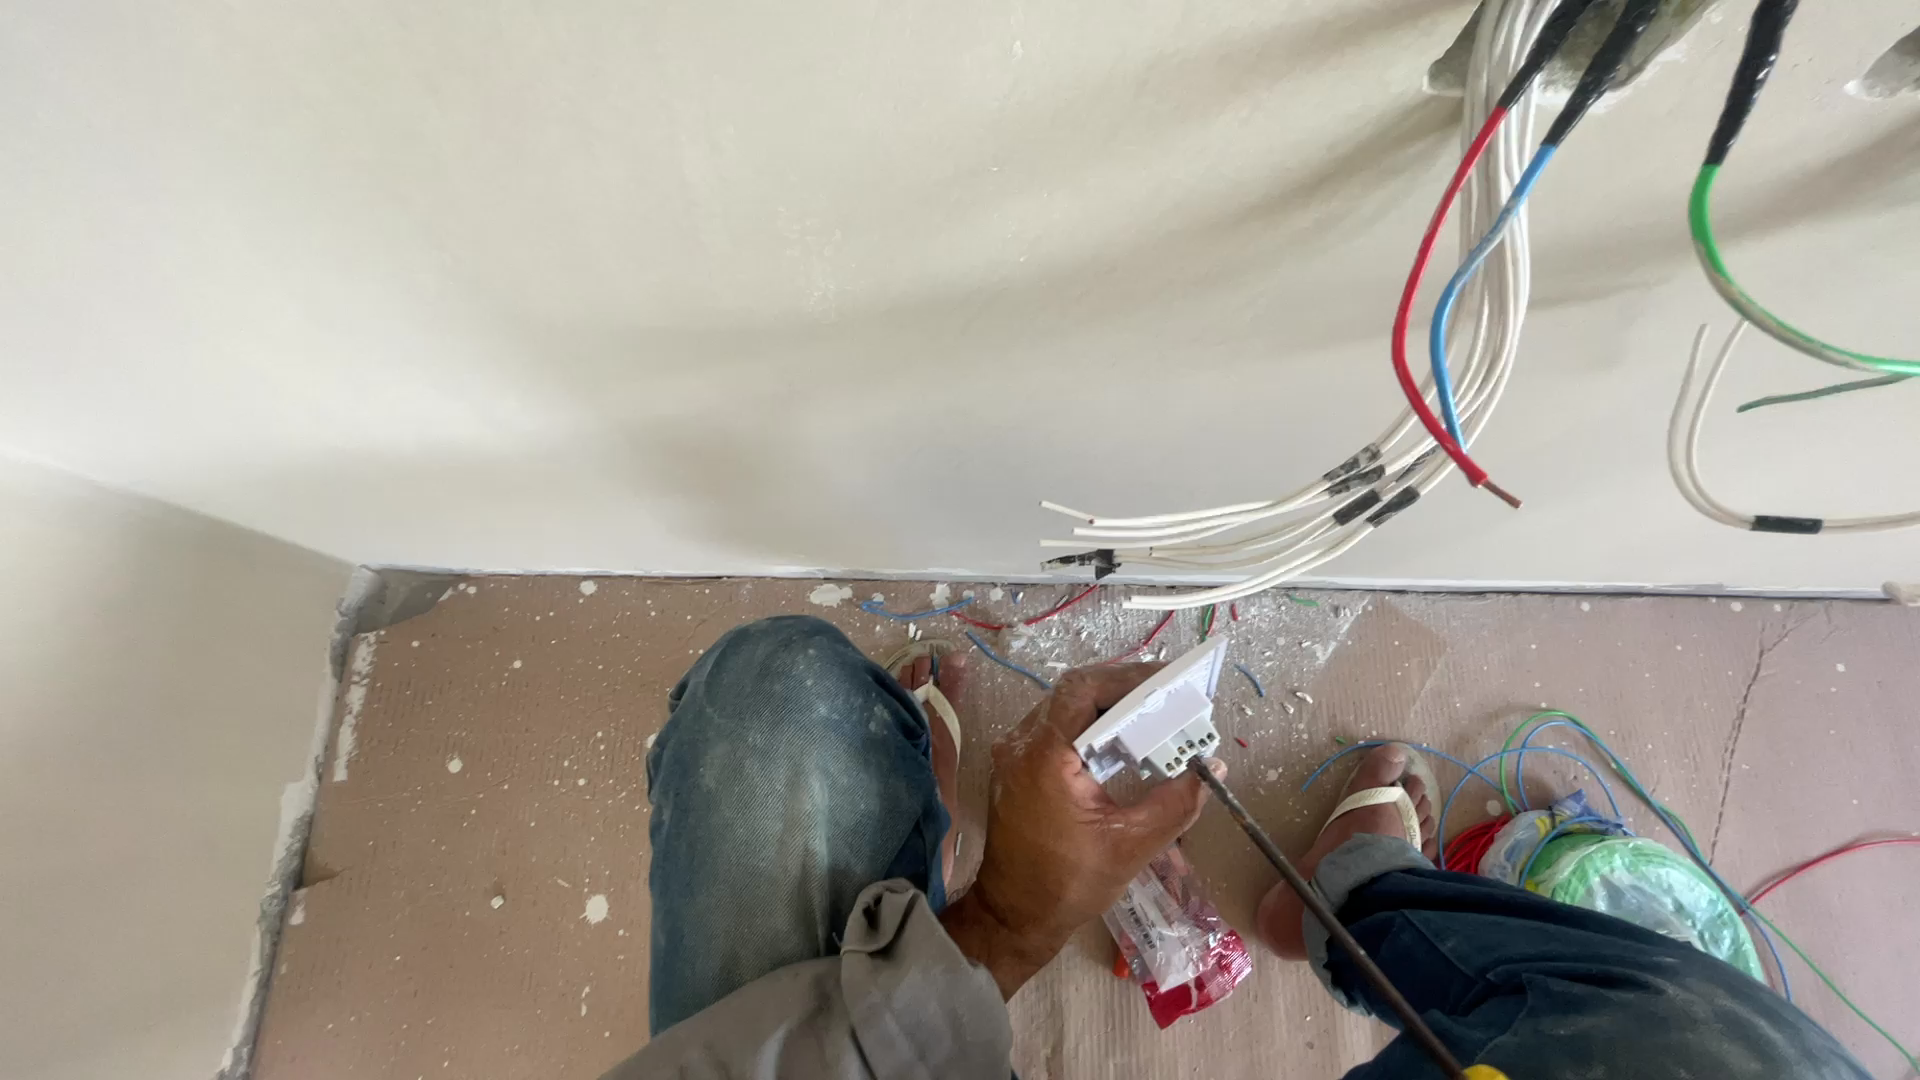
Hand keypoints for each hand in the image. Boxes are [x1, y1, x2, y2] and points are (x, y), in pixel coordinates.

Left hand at [939, 664, 1221, 997]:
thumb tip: (1210, 770)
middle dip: (1121, 687)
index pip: (1083, 690)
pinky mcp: (1016, 764)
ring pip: (1062, 706)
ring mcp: (1013, 752)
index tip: (1168, 681)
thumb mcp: (1132, 846)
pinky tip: (1119, 736)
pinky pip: (1054, 726)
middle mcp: (1022, 743)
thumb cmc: (1069, 883)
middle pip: (1072, 691)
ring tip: (1149, 709)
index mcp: (1045, 756)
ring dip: (1104, 703)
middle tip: (1165, 692)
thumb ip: (1175, 803)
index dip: (1127, 679)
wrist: (1014, 914)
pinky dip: (1087, 722)